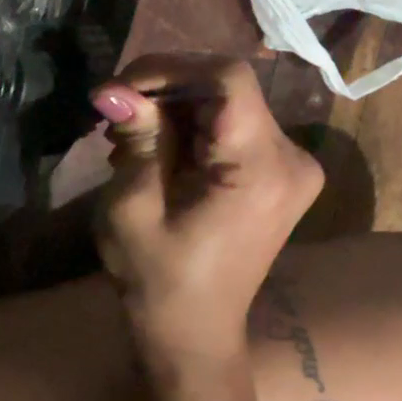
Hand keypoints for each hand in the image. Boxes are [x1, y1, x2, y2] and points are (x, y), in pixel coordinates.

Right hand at [90, 55, 322, 351]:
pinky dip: (185, 128)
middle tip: (110, 118)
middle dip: (161, 91)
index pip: (228, 78)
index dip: (168, 68)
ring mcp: (290, 167)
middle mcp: (291, 158)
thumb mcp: (133, 207)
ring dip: (169, 110)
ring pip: (224, 104)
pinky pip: (228, 127)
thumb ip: (137, 140)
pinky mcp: (277, 174)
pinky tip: (151, 153)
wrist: (193, 333)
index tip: (118, 90)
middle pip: (225, 88)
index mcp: (261, 168)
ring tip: (124, 142)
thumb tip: (113, 90)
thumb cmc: (157, 278)